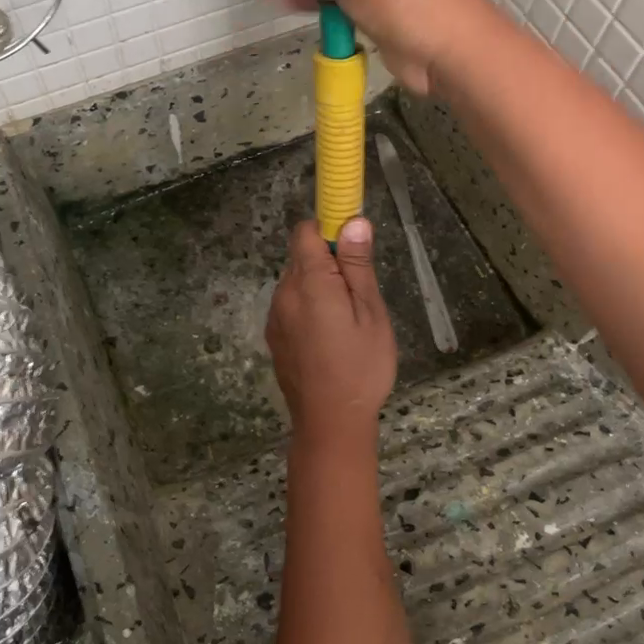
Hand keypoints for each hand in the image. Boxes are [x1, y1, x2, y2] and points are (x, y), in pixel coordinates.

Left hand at [266, 218, 398, 447]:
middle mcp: (284, 293)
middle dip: (327, 263)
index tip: (351, 245)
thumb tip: (352, 221)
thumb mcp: (370, 313)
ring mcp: (275, 316)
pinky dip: (308, 309)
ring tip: (347, 320)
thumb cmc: (360, 366)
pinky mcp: (273, 335)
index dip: (327, 229)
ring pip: (296, 283)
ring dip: (318, 288)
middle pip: (301, 257)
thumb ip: (357, 265)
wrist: (330, 422)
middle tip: (358, 293)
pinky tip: (329, 337)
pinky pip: (291, 306)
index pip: (306, 232)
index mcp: (309, 282)